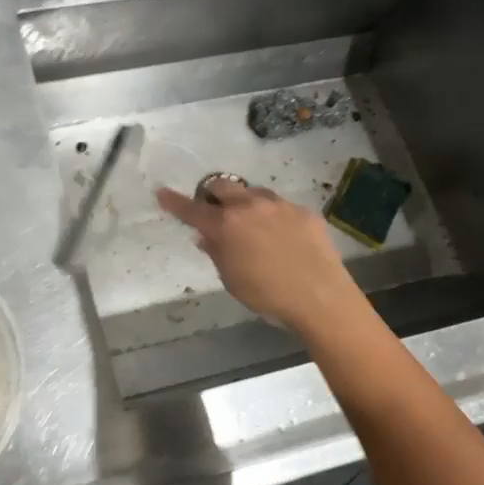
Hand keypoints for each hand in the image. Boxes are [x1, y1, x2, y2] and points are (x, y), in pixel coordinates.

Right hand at [155, 179, 364, 329]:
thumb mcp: (232, 280)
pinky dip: (273, 216)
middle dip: (213, 195)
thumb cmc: (268, 296)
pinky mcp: (303, 211)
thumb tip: (206, 237)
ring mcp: (278, 205)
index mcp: (225, 225)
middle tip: (215, 211)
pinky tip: (282, 237)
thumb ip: (217, 253)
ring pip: (252, 192)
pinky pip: (280, 206)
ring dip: (245, 203)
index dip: (174, 202)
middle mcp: (249, 206)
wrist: (321, 299)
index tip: (162, 193)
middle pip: (221, 186)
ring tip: (252, 224)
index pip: (192, 209)